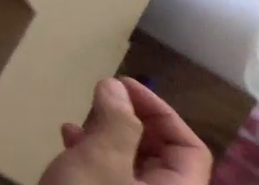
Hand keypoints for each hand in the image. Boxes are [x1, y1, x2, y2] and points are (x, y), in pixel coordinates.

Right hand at [40, 78, 211, 184]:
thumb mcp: (99, 160)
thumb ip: (114, 123)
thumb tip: (116, 87)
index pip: (188, 146)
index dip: (158, 111)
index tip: (120, 82)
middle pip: (164, 155)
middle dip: (131, 121)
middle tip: (98, 95)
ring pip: (137, 163)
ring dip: (110, 134)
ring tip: (80, 116)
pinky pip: (117, 175)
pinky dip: (96, 152)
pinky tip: (69, 139)